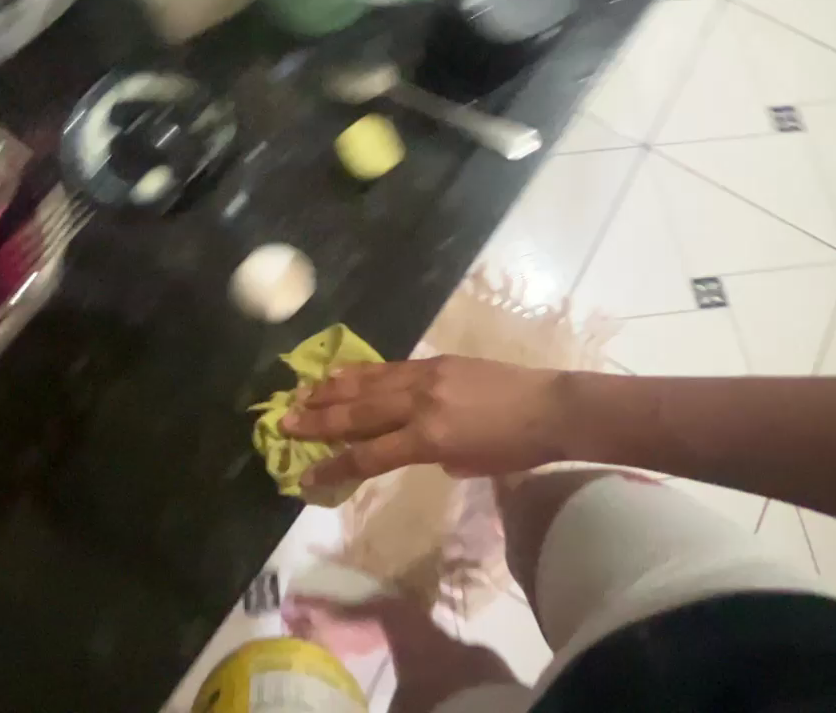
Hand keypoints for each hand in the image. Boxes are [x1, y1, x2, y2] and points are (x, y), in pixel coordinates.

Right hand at [281, 356, 578, 487]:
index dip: (334, 465)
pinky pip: (389, 368)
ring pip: (368, 383)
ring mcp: (425, 377)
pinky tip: (342, 373)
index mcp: (429, 438)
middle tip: (283, 422)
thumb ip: (432, 455)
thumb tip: (407, 445)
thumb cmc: (516, 449)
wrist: (551, 407)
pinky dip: (361, 372)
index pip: (369, 456)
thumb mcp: (470, 465)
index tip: (305, 474)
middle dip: (318, 420)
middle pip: (358, 413)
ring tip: (301, 393)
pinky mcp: (434, 361)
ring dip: (331, 390)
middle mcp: (419, 404)